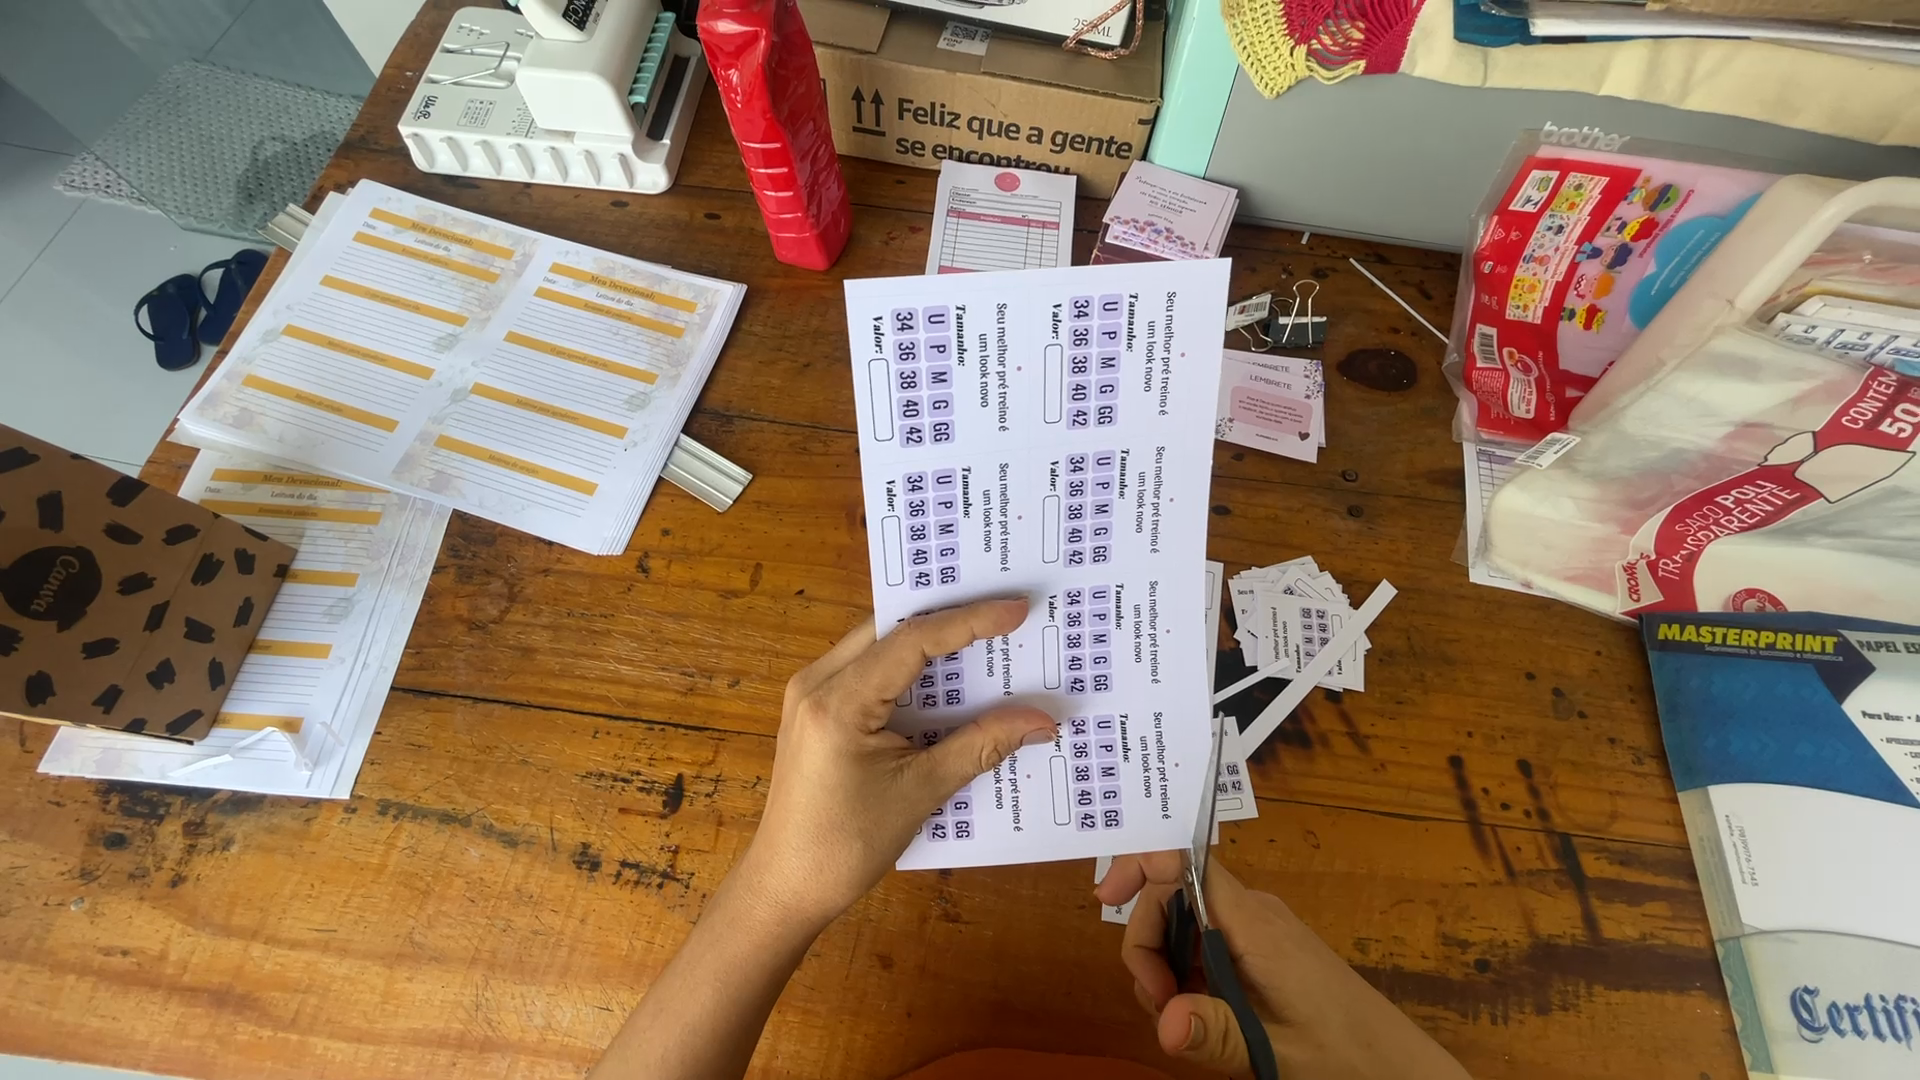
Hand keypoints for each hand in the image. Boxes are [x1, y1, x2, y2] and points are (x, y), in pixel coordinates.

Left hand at [739, 598, 1056, 928]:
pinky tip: (940, 671)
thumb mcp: (920, 791)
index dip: (968, 620)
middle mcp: (817, 680)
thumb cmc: (847, 845)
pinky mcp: (813, 705)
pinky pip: (866, 665)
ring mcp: (809, 690)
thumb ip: (981, 745)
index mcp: (839, 700)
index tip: (1016, 609)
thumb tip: (1043, 720)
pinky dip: (906, 662)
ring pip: (877, 641)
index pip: (912, 640)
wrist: (784, 886)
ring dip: (926, 637)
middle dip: (948, 616)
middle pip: (891, 628)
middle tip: (1001, 612)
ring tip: (979, 633)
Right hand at [1095, 853, 1472, 1079]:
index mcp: (1251, 921)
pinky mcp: (1260, 948)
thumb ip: (1217, 1033)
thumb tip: (1160, 1024)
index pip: (1186, 861)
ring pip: (1183, 922)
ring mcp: (1254, 927)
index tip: (1106, 898)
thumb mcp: (1277, 1052)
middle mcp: (1249, 911)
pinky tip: (1199, 1012)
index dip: (1141, 863)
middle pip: (1171, 896)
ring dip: (1164, 964)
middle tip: (1156, 1005)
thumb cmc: (1346, 1055)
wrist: (1403, 1072)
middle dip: (1147, 944)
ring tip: (1180, 1018)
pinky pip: (1205, 941)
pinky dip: (1187, 972)